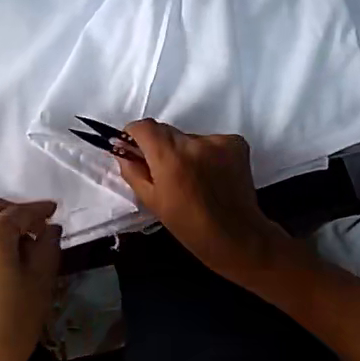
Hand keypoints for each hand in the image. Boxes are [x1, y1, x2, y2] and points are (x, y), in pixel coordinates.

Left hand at [0, 198, 63, 360]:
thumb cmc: (12, 325)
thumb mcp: (40, 284)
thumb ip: (48, 249)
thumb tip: (49, 231)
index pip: (18, 213)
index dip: (40, 210)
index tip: (54, 211)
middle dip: (17, 214)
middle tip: (40, 226)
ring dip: (2, 228)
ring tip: (26, 247)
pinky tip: (6, 263)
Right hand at [116, 120, 298, 286]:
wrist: (234, 234)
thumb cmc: (187, 224)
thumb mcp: (151, 200)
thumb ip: (133, 171)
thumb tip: (123, 151)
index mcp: (169, 157)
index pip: (144, 127)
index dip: (134, 134)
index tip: (133, 147)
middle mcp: (194, 142)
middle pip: (166, 131)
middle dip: (160, 146)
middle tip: (163, 171)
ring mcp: (218, 141)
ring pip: (189, 138)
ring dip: (184, 151)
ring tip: (192, 178)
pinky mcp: (236, 143)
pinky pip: (210, 142)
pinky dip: (206, 154)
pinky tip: (211, 175)